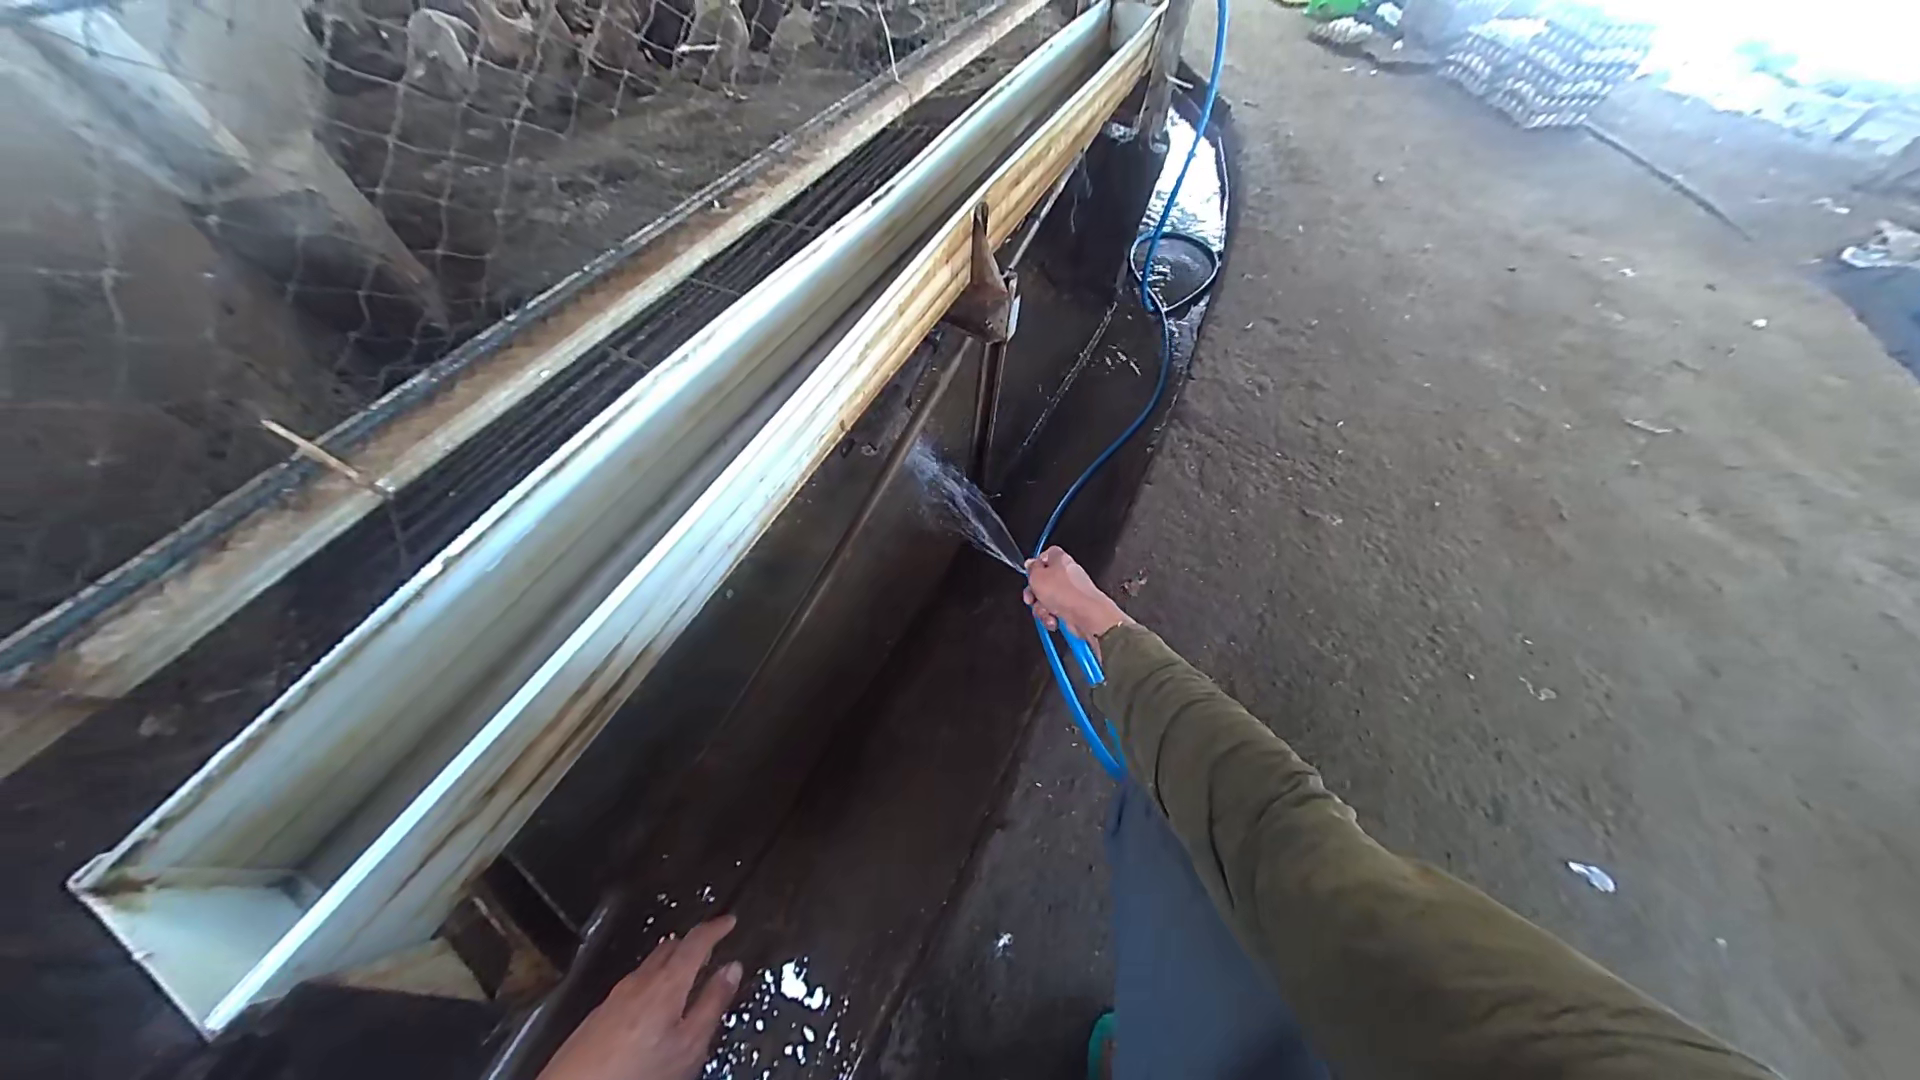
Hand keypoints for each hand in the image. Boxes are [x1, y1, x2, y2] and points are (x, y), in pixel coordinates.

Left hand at [539, 916, 743, 1079]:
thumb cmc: (633, 1077)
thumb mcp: (688, 1046)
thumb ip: (713, 1003)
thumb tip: (732, 970)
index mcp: (667, 983)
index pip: (697, 939)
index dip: (717, 927)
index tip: (729, 921)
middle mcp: (639, 981)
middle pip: (671, 946)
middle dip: (693, 943)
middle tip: (710, 950)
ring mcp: (614, 997)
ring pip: (649, 966)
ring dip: (670, 964)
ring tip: (684, 980)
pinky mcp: (596, 1017)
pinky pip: (632, 986)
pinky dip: (650, 985)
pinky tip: (650, 1011)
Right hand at [1022, 546, 1131, 642]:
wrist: (1085, 616)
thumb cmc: (1067, 593)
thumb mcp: (1037, 577)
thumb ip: (1031, 568)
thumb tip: (1029, 565)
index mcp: (1060, 560)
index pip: (1045, 555)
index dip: (1035, 566)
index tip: (1030, 575)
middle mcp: (1067, 574)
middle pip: (1043, 581)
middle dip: (1034, 593)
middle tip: (1032, 598)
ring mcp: (1071, 592)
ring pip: (1047, 599)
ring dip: (1041, 608)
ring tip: (1046, 611)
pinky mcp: (1073, 608)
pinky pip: (1055, 612)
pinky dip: (1051, 617)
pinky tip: (1054, 619)